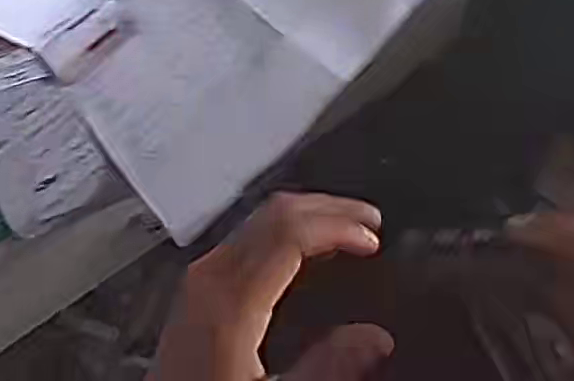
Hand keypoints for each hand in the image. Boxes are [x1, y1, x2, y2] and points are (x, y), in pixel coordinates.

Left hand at [153, 192, 392, 380]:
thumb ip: (326, 368)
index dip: (338, 224)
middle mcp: (210, 275)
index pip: (292, 231)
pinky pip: (249, 232)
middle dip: (328, 208)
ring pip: (262, 216)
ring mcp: (201, 276)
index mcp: (229, 299)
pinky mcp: (199, 286)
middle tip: (368, 219)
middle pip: (277, 212)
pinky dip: (287, 228)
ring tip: (346, 226)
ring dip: (309, 214)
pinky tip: (306, 247)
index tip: (371, 236)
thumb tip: (374, 339)